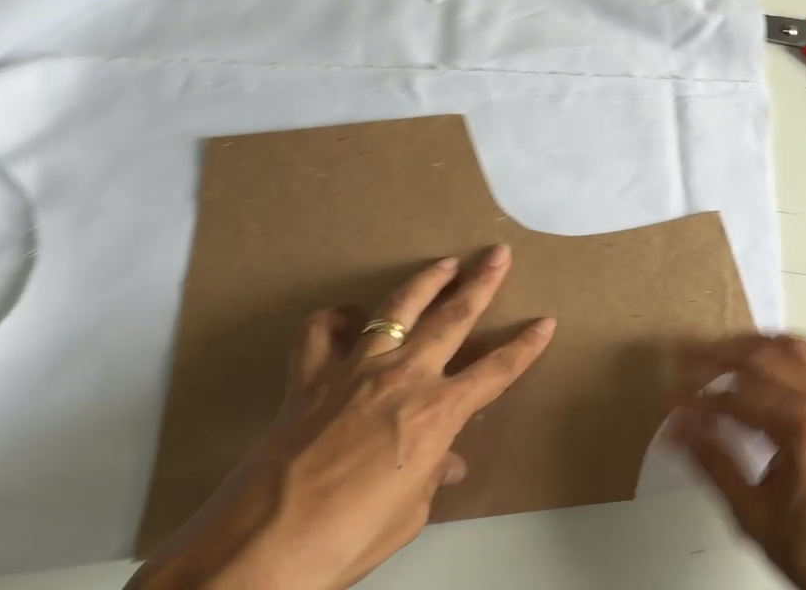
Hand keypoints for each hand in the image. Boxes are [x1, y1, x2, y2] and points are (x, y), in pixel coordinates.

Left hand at [130, 245, 555, 589]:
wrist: (259, 551)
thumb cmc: (346, 540)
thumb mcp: (407, 514)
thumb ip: (430, 476)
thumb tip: (444, 463)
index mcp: (437, 413)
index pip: (497, 370)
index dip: (525, 346)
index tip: (545, 323)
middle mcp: (403, 377)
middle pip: (454, 316)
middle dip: (482, 282)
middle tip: (499, 253)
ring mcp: (354, 370)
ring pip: (397, 308)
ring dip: (425, 281)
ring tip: (444, 262)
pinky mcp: (309, 377)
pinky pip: (321, 332)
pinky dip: (335, 319)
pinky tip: (347, 317)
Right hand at [673, 335, 805, 589]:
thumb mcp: (753, 513)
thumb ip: (714, 462)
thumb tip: (678, 428)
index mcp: (803, 431)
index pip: (738, 397)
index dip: (698, 395)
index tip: (669, 396)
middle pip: (765, 359)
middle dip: (719, 355)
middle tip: (684, 357)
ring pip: (795, 348)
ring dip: (755, 342)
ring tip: (720, 348)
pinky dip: (794, 346)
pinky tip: (774, 349)